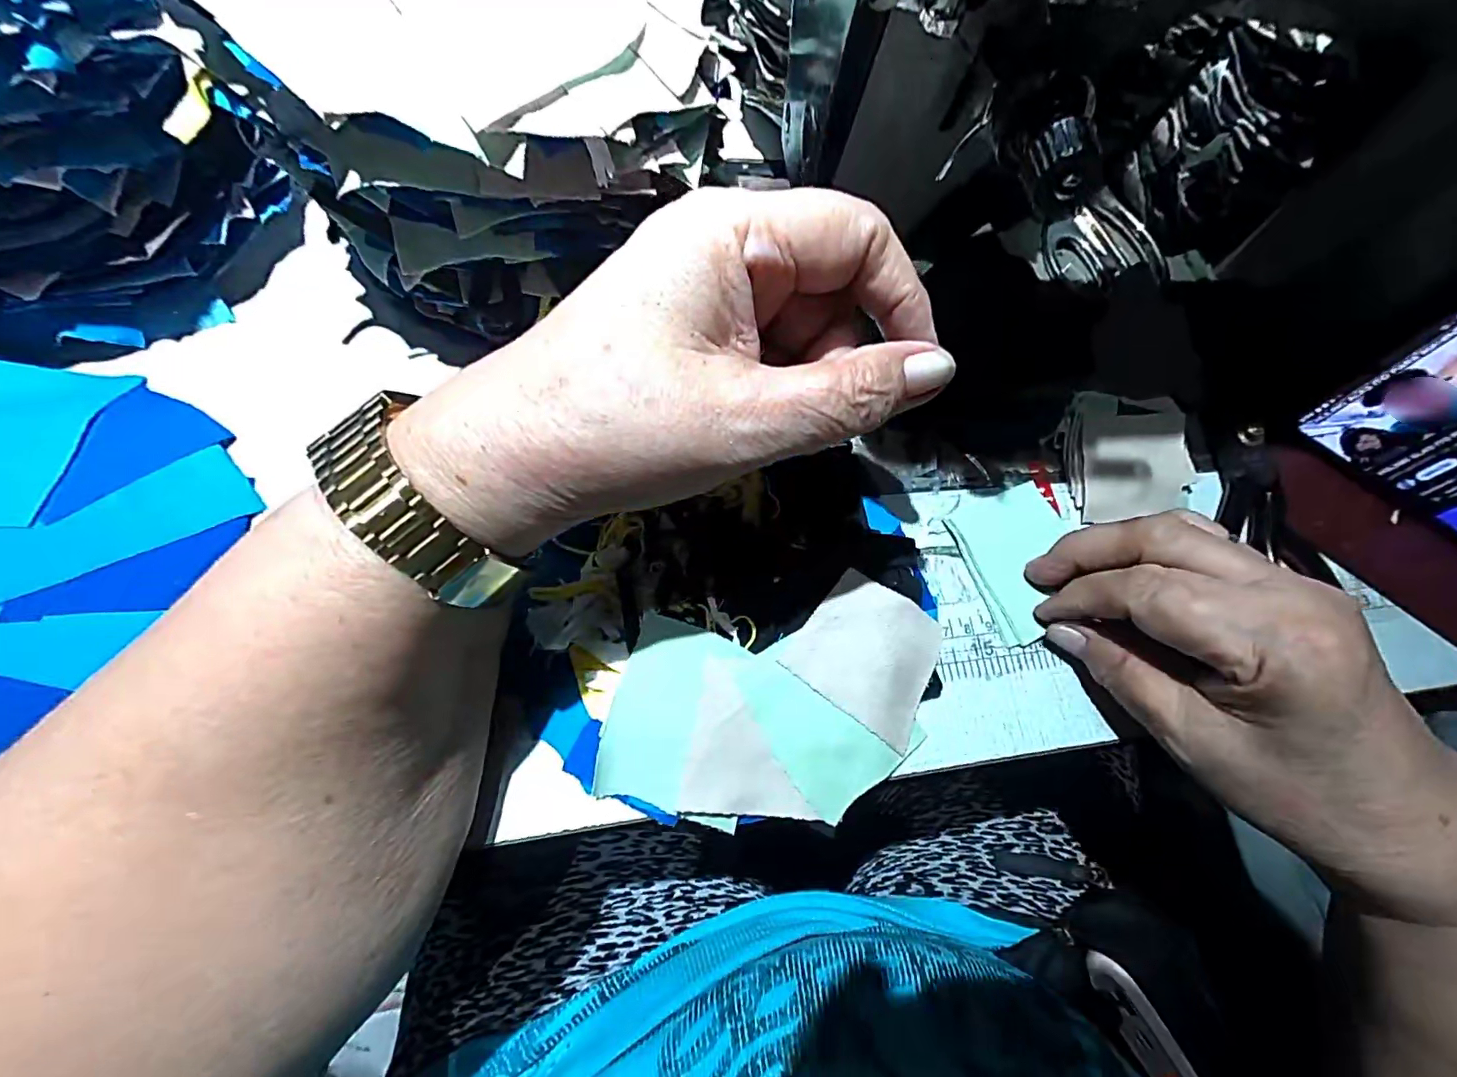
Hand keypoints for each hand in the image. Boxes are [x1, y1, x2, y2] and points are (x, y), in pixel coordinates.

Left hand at [387, 188, 953, 555]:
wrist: (519, 462)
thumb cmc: (621, 430)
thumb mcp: (755, 419)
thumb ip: (855, 394)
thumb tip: (938, 370)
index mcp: (734, 234)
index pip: (860, 234)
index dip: (904, 300)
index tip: (920, 372)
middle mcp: (728, 244)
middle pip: (841, 281)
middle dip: (851, 353)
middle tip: (826, 416)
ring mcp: (717, 285)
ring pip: (816, 320)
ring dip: (820, 376)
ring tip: (774, 422)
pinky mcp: (709, 323)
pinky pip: (784, 343)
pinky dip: (793, 384)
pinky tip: (758, 418)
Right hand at [1028, 512, 1456, 925]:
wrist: (1399, 810)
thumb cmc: (1297, 797)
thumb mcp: (1197, 746)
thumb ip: (1126, 676)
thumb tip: (1066, 629)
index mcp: (1274, 638)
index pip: (1154, 589)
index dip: (1087, 593)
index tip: (1042, 609)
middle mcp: (1291, 589)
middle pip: (1170, 538)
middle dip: (1095, 547)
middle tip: (1041, 569)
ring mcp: (1299, 580)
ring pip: (1191, 531)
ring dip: (1123, 541)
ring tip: (1072, 563)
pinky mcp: (1297, 585)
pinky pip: (1214, 550)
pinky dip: (1158, 553)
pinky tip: (1127, 569)